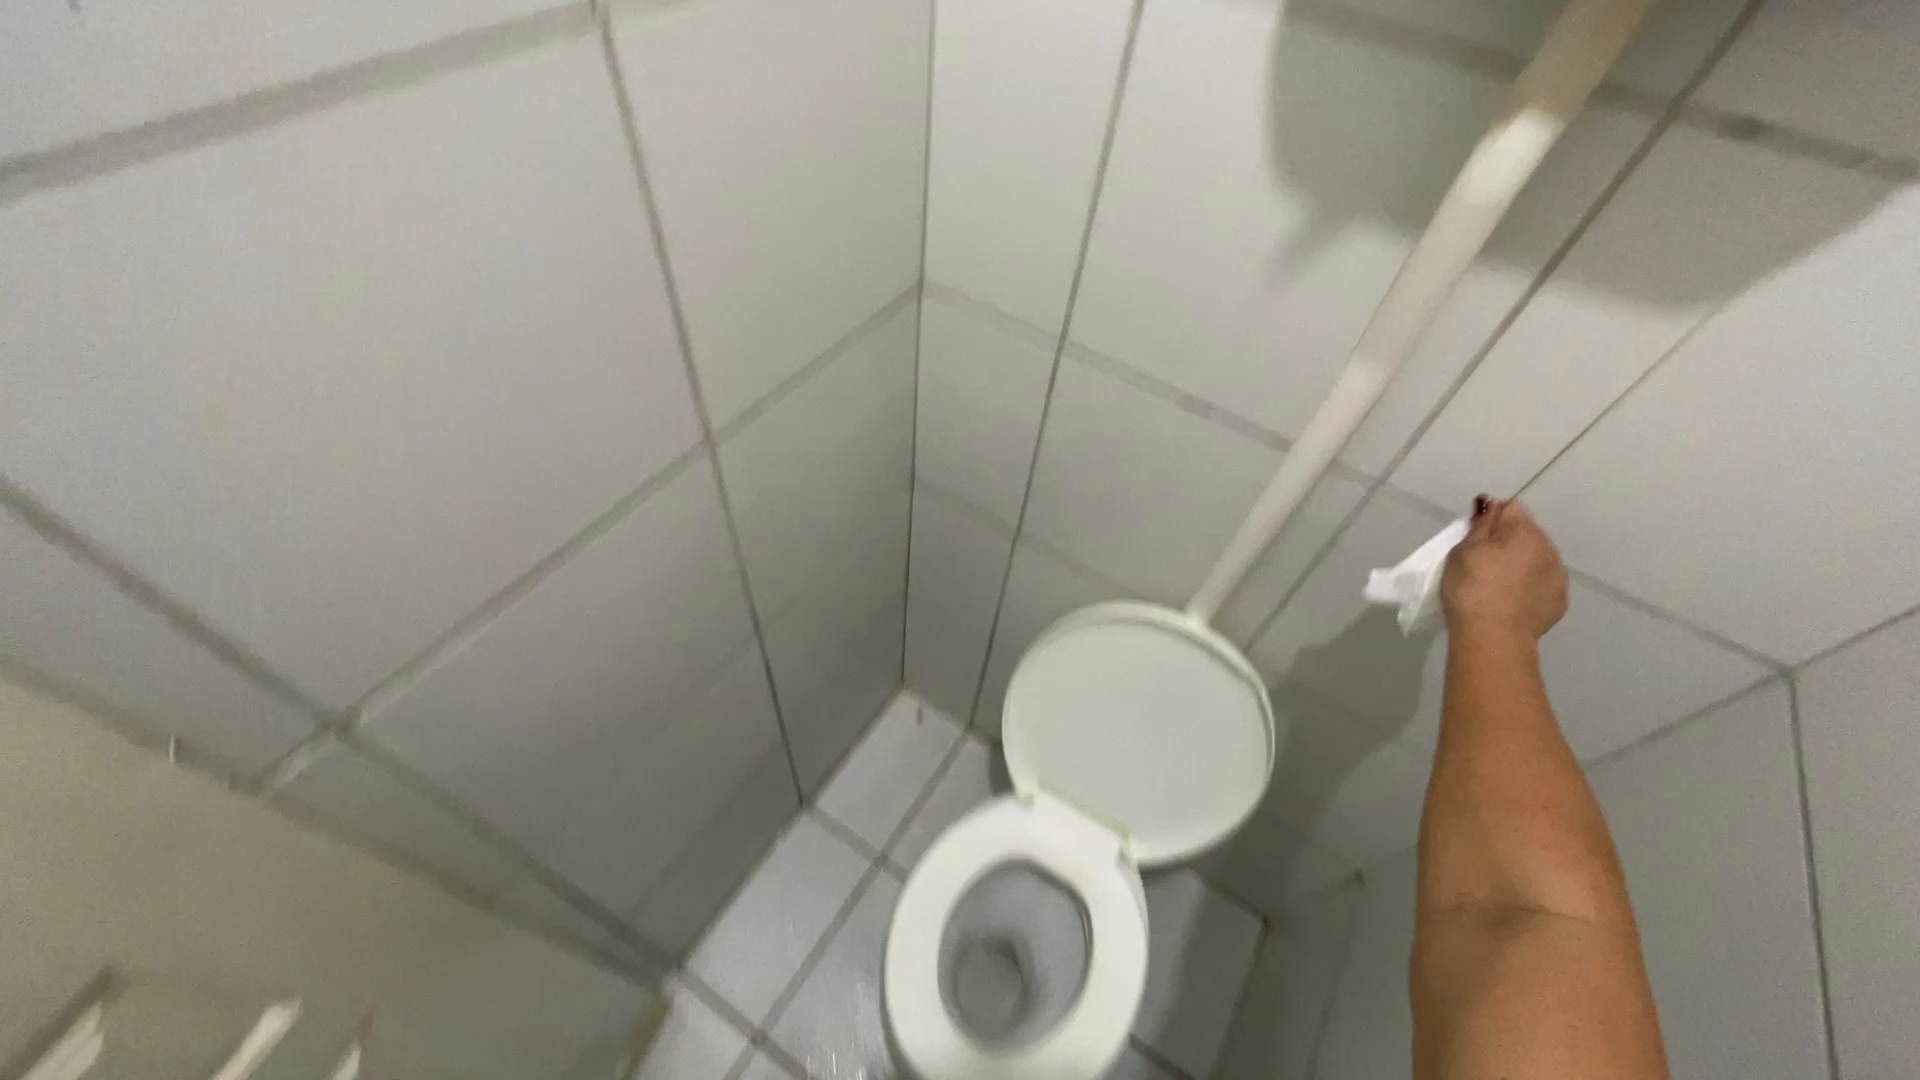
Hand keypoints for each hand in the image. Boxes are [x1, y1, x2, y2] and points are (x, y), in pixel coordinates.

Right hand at [1441, 497, 1567, 641]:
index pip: (1511, 508)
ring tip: (1497, 583)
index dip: (1491, 519)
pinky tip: (1509, 599)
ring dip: (1520, 563)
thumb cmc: (1471, 588)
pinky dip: (1528, 585)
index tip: (1474, 537)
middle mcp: (1549, 549)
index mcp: (1525, 532)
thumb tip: (1491, 505)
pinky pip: (1542, 582)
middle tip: (1482, 562)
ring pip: (1537, 558)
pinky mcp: (1559, 600)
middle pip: (1527, 533)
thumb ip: (1480, 525)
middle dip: (1508, 540)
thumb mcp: (1462, 551)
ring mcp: (1558, 576)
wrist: (1492, 636)